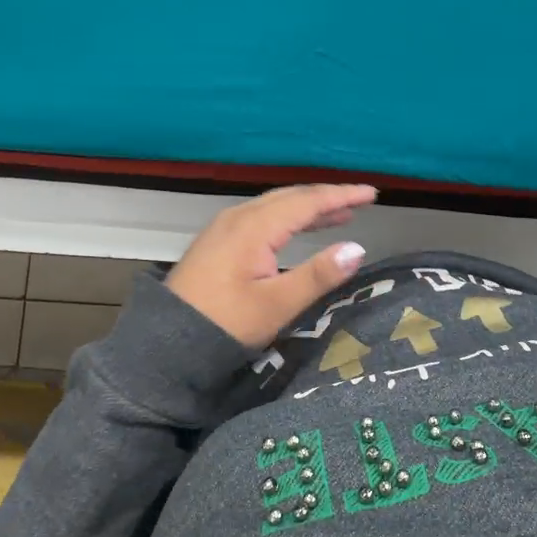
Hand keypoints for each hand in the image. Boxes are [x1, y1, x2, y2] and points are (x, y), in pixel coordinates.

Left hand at [164, 184, 375, 347]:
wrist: (165, 343)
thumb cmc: (225, 324)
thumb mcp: (276, 305)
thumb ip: (318, 275)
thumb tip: (358, 247)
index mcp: (255, 227)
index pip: (307, 201)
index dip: (341, 196)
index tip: (372, 193)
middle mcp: (239, 217)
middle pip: (290, 197)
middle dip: (327, 198)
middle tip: (361, 201)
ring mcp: (225, 227)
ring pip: (275, 206)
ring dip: (308, 208)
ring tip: (341, 214)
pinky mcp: (218, 241)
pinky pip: (262, 216)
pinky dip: (289, 217)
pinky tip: (299, 229)